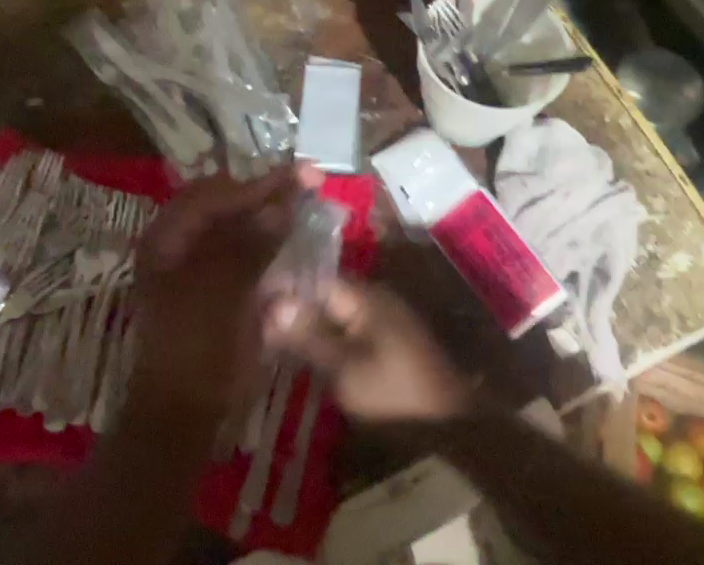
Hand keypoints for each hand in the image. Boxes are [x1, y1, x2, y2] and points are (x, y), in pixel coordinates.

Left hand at [127, 163, 319, 418]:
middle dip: (266, 194)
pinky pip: (245, 255)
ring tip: (305, 204)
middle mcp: (177, 245)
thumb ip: (252, 243)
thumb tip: (282, 203)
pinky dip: (268, 244)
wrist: (183, 413)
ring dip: (269, 216)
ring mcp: (196, 268)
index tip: (303, 174)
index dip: (260, 183)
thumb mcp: (223, 290)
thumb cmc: (195, 347)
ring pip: (237, 228)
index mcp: (167, 238)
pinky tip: (293, 240)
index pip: (216, 193)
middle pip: (226, 205)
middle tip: (306, 185)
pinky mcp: (216, 291)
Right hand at [265, 279, 471, 423]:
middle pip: (323, 295)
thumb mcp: (346, 369)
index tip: (252, 305)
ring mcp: (383, 319)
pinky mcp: (387, 340)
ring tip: (273, 342)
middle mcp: (375, 298)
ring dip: (309, 326)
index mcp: (365, 297)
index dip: (283, 291)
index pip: (314, 279)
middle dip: (293, 309)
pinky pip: (347, 329)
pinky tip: (306, 356)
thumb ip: (309, 335)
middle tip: (257, 327)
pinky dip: (326, 339)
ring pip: (334, 313)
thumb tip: (272, 303)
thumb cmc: (396, 394)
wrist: (451, 424)